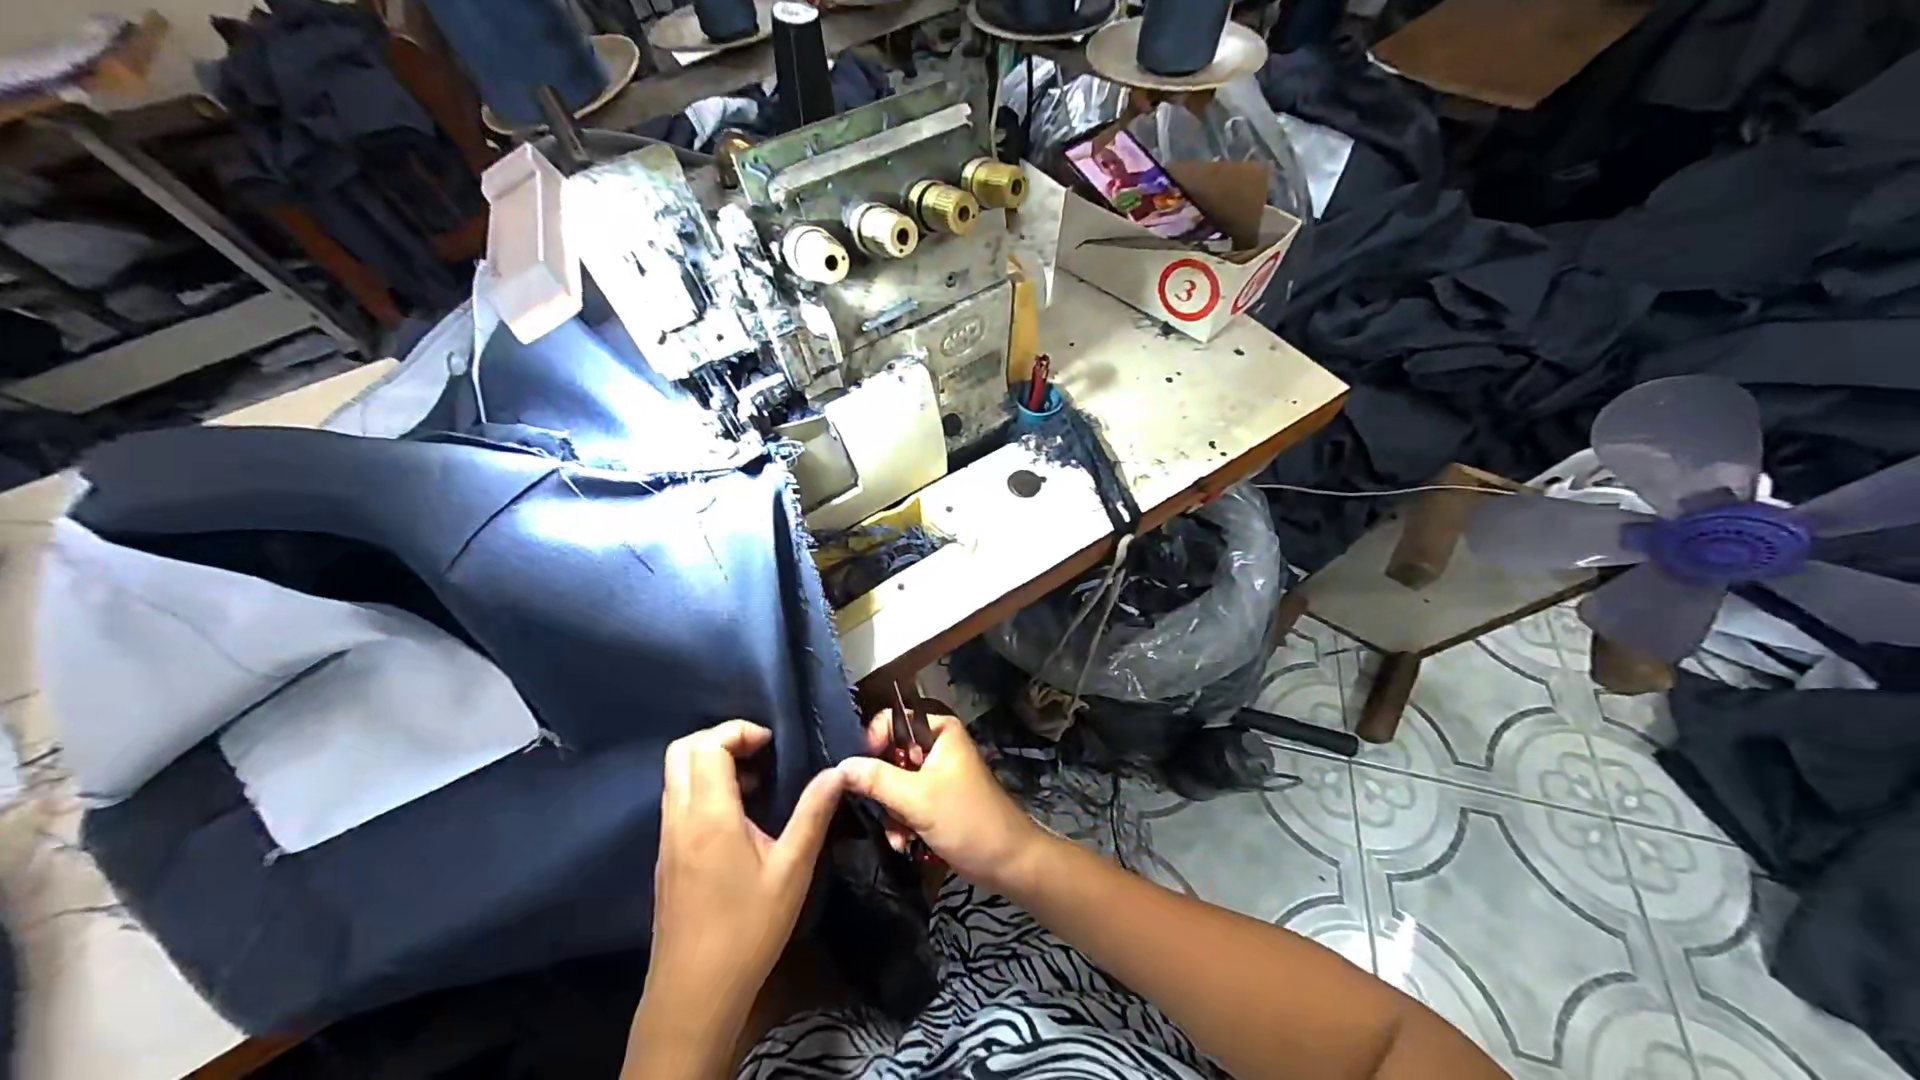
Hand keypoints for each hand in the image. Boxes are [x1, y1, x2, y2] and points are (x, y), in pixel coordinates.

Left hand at [635, 720, 841, 1065]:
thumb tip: (838, 771)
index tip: (772, 744)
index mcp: (709, 815)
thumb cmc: (747, 929)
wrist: (693, 994)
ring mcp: (666, 837)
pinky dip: (703, 786)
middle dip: (721, 738)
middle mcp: (679, 818)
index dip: (739, 731)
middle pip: (682, 750)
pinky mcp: (665, 854)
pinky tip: (738, 814)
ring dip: (711, 762)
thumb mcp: (792, 870)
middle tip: (761, 753)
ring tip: (756, 781)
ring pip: (676, 774)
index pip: (707, 745)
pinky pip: (677, 799)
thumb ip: (814, 814)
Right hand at [837, 709, 1052, 897]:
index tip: (862, 772)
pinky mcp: (937, 800)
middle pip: (890, 754)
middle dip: (883, 789)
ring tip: (899, 835)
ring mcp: (937, 774)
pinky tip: (905, 843)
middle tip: (884, 810)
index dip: (873, 744)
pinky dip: (903, 821)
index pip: (891, 721)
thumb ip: (876, 779)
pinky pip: (906, 802)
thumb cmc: (967, 821)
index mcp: (939, 731)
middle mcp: (937, 746)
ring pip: (895, 782)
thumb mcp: (917, 799)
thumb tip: (840, 766)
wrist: (1009, 863)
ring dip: (892, 811)